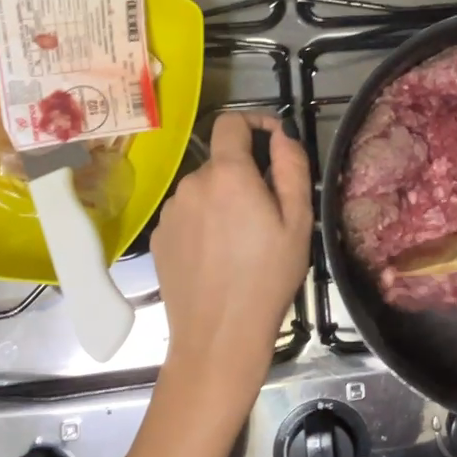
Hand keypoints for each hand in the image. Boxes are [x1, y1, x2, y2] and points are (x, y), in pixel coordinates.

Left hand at [150, 112, 311, 392]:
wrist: (218, 335)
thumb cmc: (268, 277)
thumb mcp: (298, 220)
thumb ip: (292, 167)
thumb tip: (281, 134)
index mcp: (226, 174)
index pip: (230, 122)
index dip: (254, 121)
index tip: (272, 141)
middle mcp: (190, 184)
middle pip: (220, 162)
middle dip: (244, 176)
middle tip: (268, 214)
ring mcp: (169, 212)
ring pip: (203, 191)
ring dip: (223, 201)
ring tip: (243, 242)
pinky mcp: (158, 238)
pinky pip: (187, 216)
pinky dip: (204, 223)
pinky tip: (218, 257)